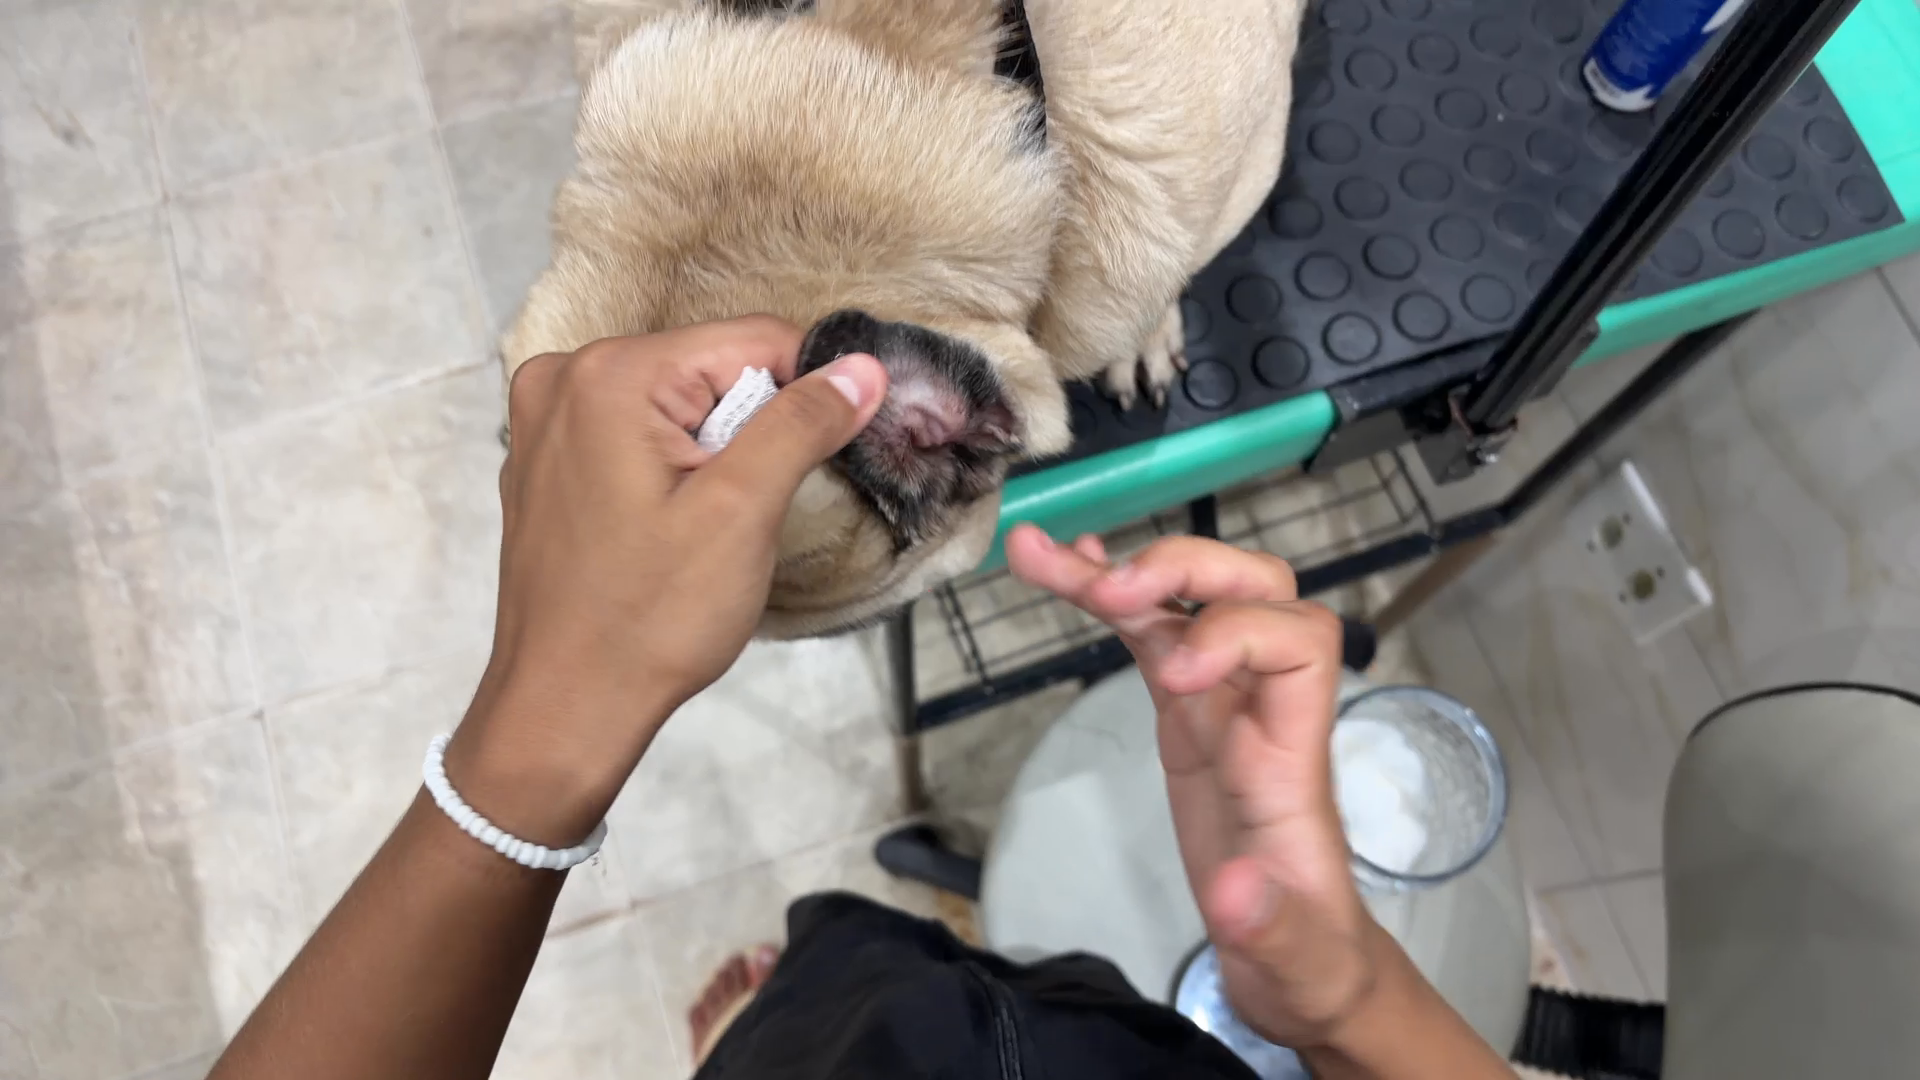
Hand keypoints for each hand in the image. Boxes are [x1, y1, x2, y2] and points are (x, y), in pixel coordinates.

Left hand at [448, 317, 888, 844]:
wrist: (568, 707)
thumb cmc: (654, 614)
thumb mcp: (743, 510)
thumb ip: (804, 423)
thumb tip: (865, 366)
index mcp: (612, 373)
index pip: (752, 341)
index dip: (810, 390)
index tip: (829, 452)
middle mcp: (566, 376)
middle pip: (713, 369)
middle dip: (757, 427)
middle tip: (753, 506)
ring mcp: (547, 419)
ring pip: (682, 403)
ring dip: (722, 450)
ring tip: (713, 522)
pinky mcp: (550, 460)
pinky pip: (643, 433)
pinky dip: (681, 464)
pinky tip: (673, 523)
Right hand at [1007, 529, 1384, 1046]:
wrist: (1291, 950)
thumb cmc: (1302, 950)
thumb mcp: (1296, 961)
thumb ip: (1275, 928)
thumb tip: (1238, 892)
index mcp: (1292, 748)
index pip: (1299, 641)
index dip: (1235, 633)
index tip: (1171, 673)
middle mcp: (1259, 700)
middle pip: (1252, 587)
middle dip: (1181, 570)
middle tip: (1108, 588)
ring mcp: (1218, 694)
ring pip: (1177, 601)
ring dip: (1112, 571)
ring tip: (1039, 550)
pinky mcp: (1182, 704)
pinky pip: (1147, 631)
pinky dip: (1108, 596)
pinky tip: (1072, 567)